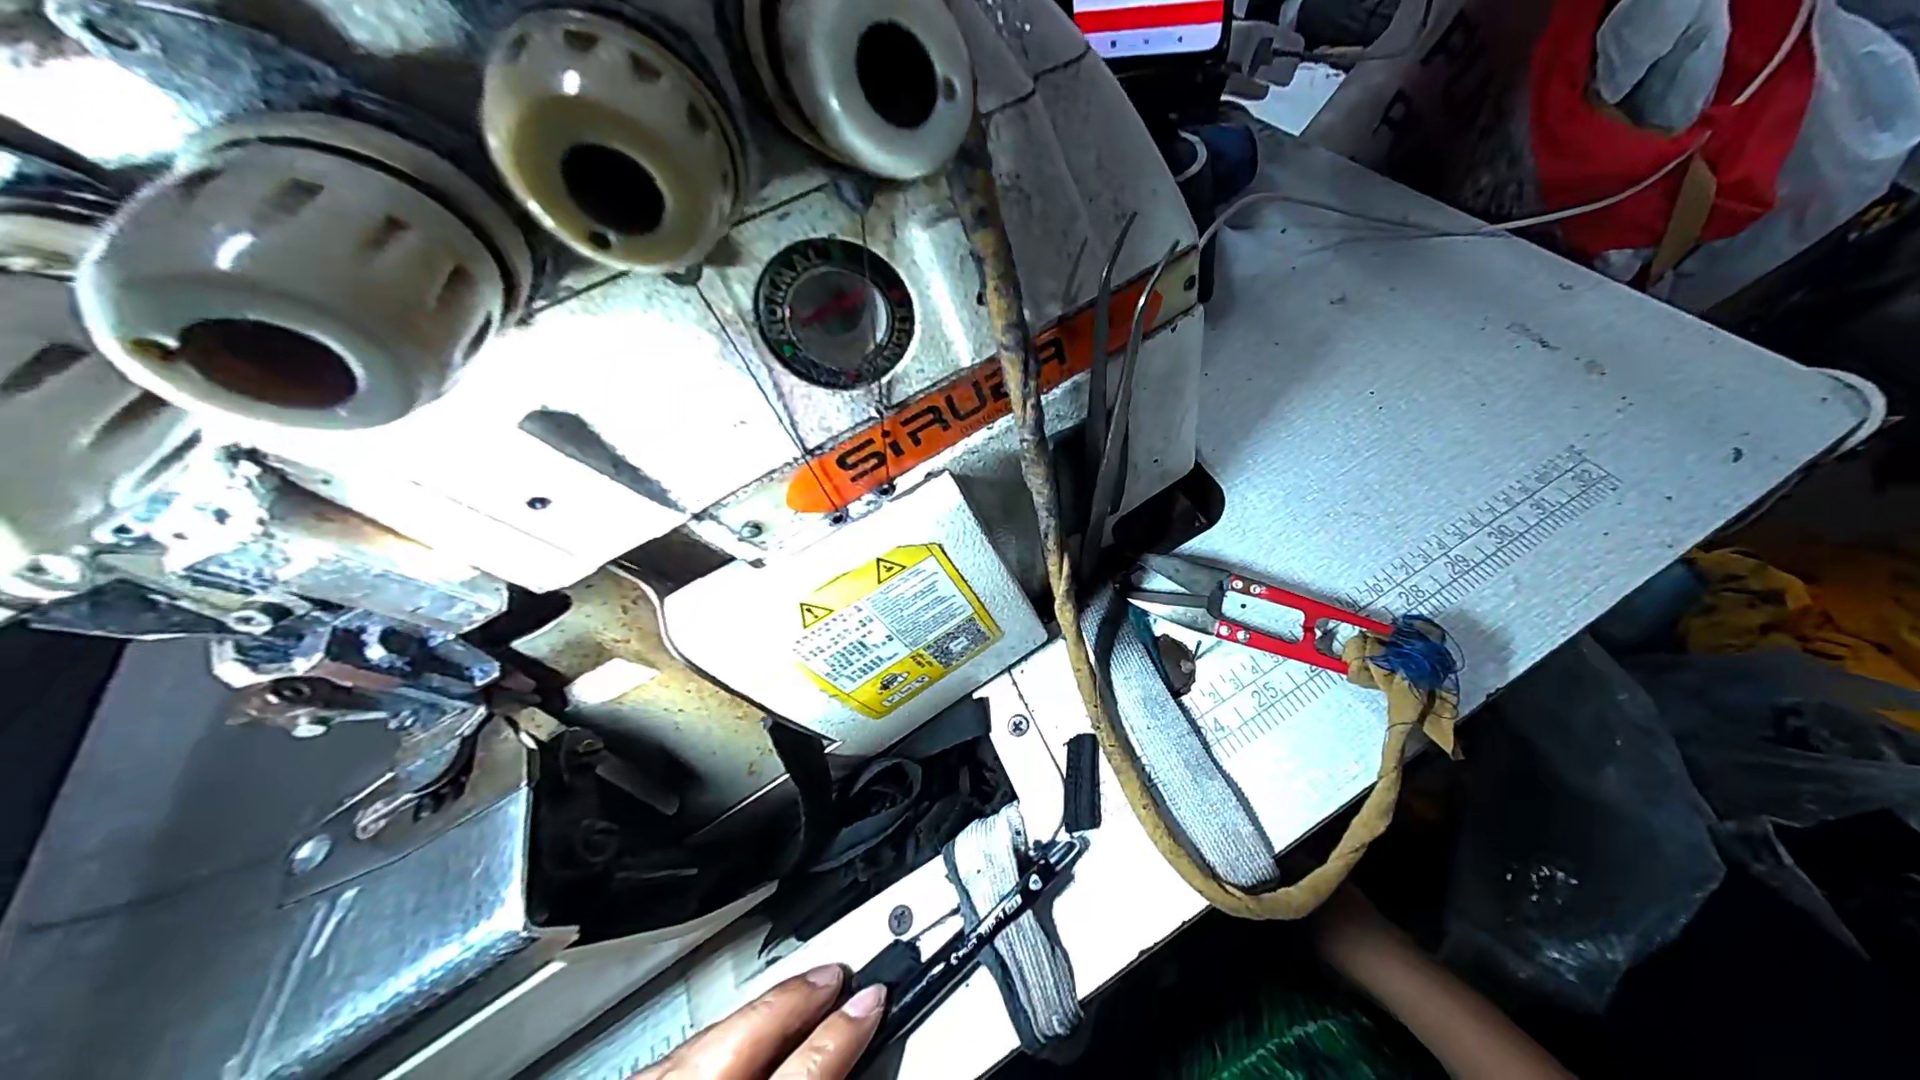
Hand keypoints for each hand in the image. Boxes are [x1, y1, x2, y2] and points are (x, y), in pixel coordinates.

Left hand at [638, 965, 886, 1079]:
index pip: (807, 1069)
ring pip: (711, 1030)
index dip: (846, 1030)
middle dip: (801, 995)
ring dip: (760, 1009)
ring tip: (796, 991)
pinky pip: (677, 1052)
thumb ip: (806, 1078)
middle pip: (754, 1029)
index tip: (873, 1000)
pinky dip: (714, 1033)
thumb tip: (846, 1062)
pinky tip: (731, 1027)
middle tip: (840, 973)